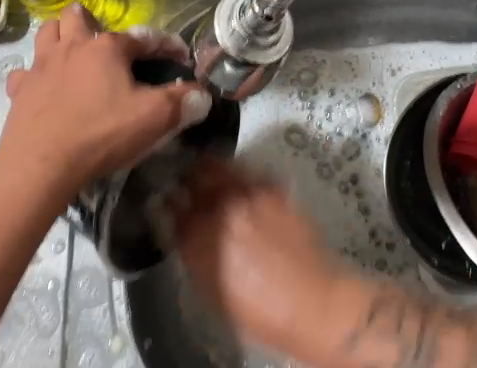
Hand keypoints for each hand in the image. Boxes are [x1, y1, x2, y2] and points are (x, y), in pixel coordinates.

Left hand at [0, 5, 210, 195]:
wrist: (40, 167)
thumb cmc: (100, 135)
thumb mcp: (153, 119)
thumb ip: (182, 103)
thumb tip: (202, 95)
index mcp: (107, 48)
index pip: (144, 36)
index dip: (166, 44)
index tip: (180, 57)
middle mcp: (72, 46)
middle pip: (78, 16)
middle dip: (93, 22)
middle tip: (106, 45)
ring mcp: (41, 66)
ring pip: (47, 32)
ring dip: (60, 37)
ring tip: (72, 53)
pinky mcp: (19, 91)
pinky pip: (24, 73)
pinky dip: (33, 76)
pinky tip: (41, 88)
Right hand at [169, 160, 348, 352]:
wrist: (308, 301)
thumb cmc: (256, 310)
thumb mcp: (211, 289)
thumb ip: (193, 254)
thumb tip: (184, 231)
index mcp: (197, 238)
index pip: (171, 206)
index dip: (168, 201)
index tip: (168, 200)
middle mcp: (218, 208)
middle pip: (194, 176)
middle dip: (187, 175)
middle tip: (186, 178)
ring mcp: (247, 193)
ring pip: (220, 166)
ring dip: (210, 167)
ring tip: (209, 171)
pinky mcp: (273, 188)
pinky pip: (248, 170)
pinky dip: (239, 171)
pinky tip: (240, 180)